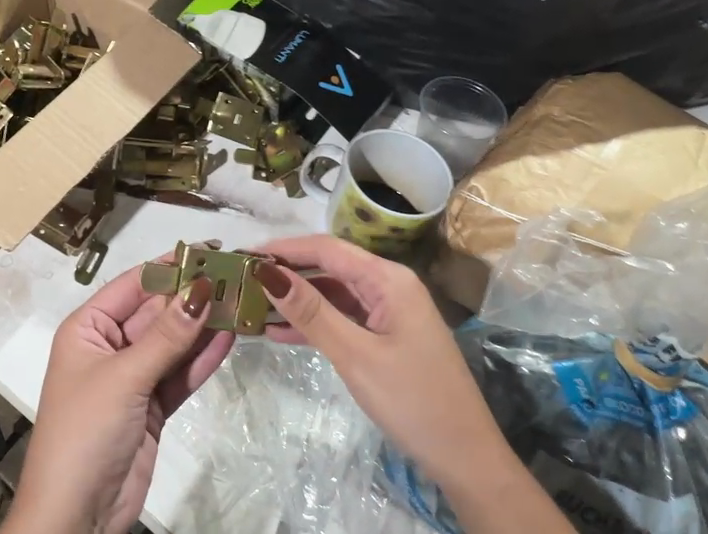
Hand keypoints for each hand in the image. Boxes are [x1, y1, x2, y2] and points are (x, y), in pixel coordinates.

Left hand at [2, 254, 234, 533]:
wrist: (76, 515)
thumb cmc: (85, 432)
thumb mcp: (124, 377)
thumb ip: (166, 336)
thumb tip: (201, 288)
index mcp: (87, 328)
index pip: (133, 285)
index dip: (170, 266)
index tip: (209, 250)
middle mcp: (108, 346)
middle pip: (156, 312)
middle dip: (193, 296)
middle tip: (236, 276)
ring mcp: (132, 378)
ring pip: (173, 343)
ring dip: (203, 325)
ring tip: (242, 300)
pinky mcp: (151, 408)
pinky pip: (180, 374)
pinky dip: (203, 359)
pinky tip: (230, 337)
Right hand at [252, 235, 510, 488]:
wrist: (466, 459)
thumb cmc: (413, 401)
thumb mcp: (355, 355)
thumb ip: (311, 311)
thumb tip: (266, 273)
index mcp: (388, 279)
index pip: (326, 248)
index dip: (283, 248)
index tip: (242, 255)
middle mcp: (389, 285)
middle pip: (328, 266)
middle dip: (286, 272)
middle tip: (241, 280)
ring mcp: (389, 311)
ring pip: (332, 293)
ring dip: (296, 300)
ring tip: (251, 306)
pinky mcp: (387, 336)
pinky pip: (343, 317)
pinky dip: (313, 323)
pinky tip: (278, 332)